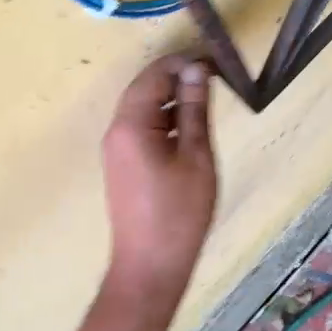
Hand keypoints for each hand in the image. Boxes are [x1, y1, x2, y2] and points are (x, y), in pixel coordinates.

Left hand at [100, 55, 216, 302]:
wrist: (150, 268)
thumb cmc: (178, 212)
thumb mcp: (196, 155)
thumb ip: (195, 109)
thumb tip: (197, 69)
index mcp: (131, 124)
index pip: (154, 74)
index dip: (183, 63)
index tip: (215, 65)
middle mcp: (116, 129)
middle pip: (144, 87)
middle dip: (177, 76)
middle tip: (214, 78)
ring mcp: (116, 147)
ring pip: (143, 105)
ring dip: (171, 96)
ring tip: (206, 99)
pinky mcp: (123, 162)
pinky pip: (142, 125)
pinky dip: (164, 117)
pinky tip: (189, 126)